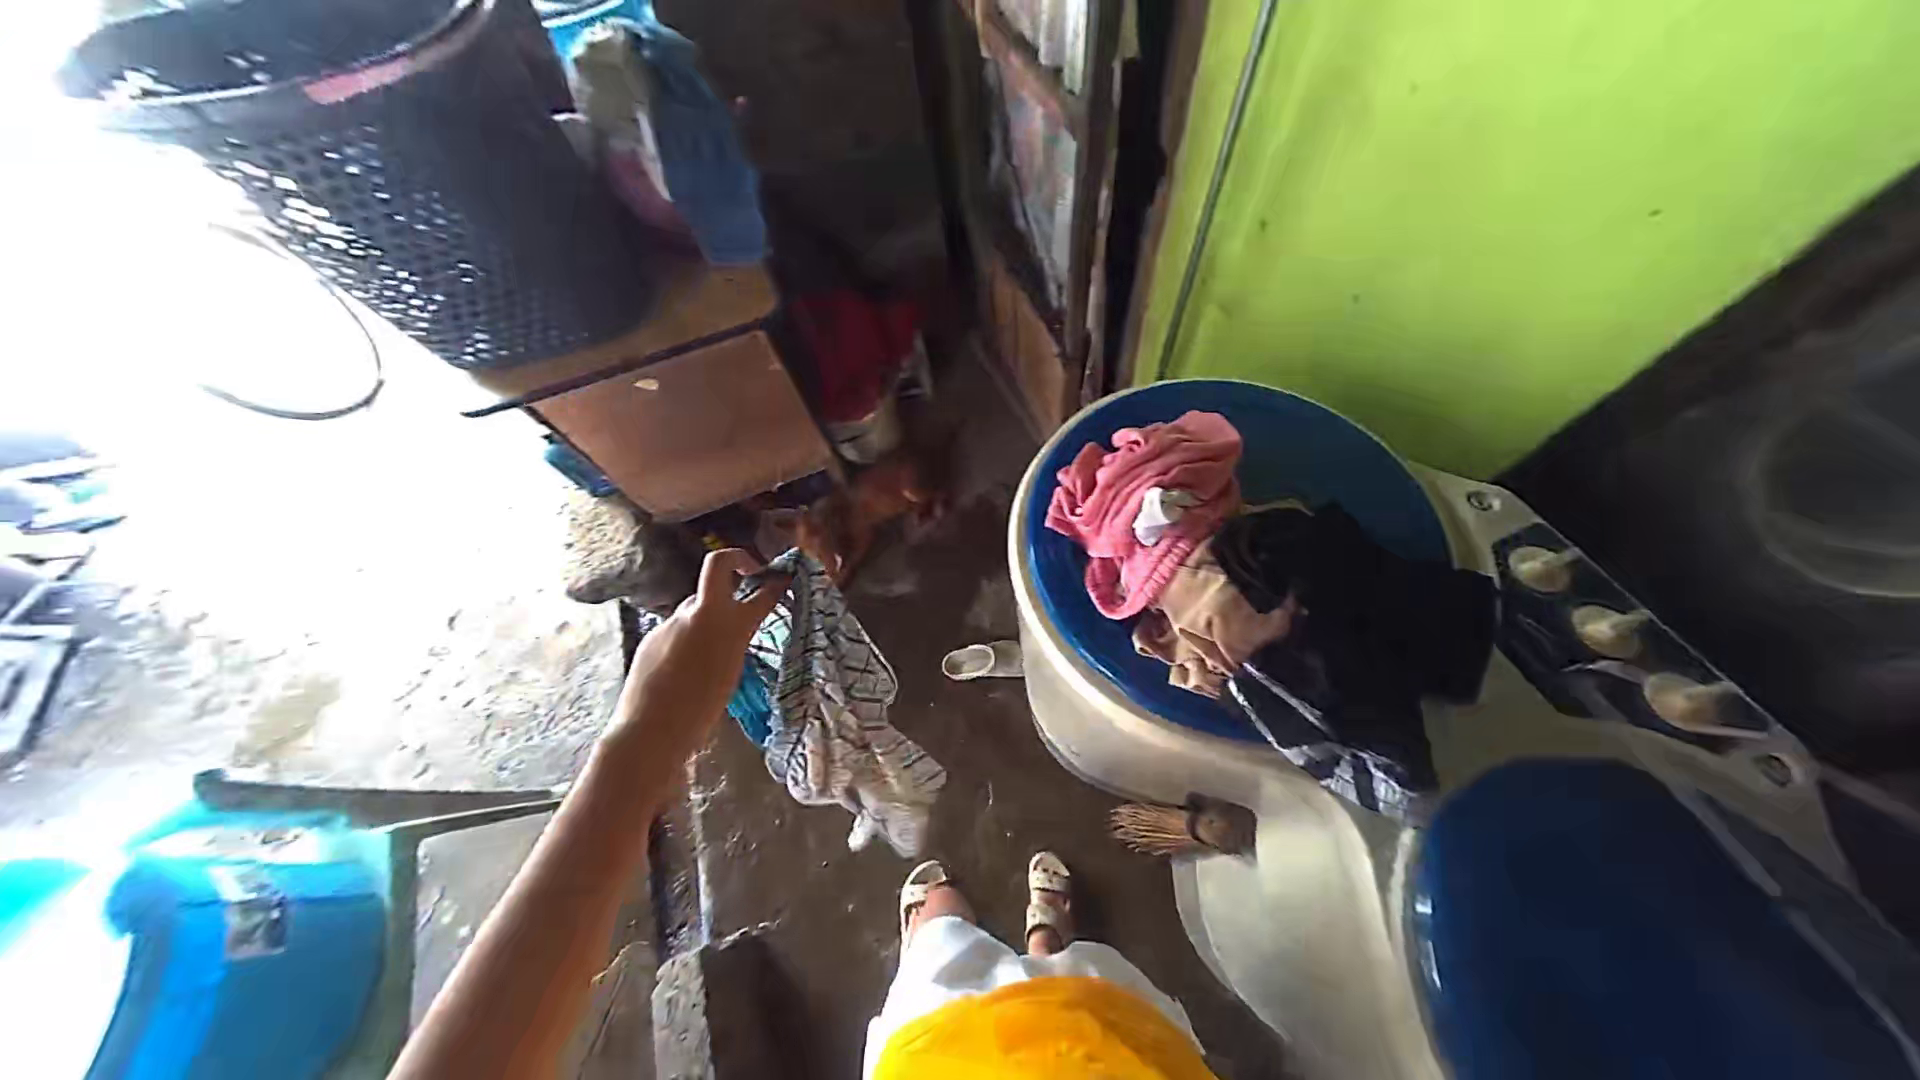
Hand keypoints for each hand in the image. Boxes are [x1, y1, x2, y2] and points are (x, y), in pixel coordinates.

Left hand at [605, 549, 787, 750]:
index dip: (775, 582)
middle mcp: (701, 613)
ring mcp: (672, 620)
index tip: (782, 577)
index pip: (762, 592)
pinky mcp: (652, 635)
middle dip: (737, 559)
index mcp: (731, 625)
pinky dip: (687, 635)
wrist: (650, 730)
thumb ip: (734, 640)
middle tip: (749, 572)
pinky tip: (685, 665)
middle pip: (718, 564)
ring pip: (695, 603)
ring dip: (708, 611)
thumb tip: (731, 627)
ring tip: (714, 642)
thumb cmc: (702, 710)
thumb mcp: (732, 669)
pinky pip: (677, 626)